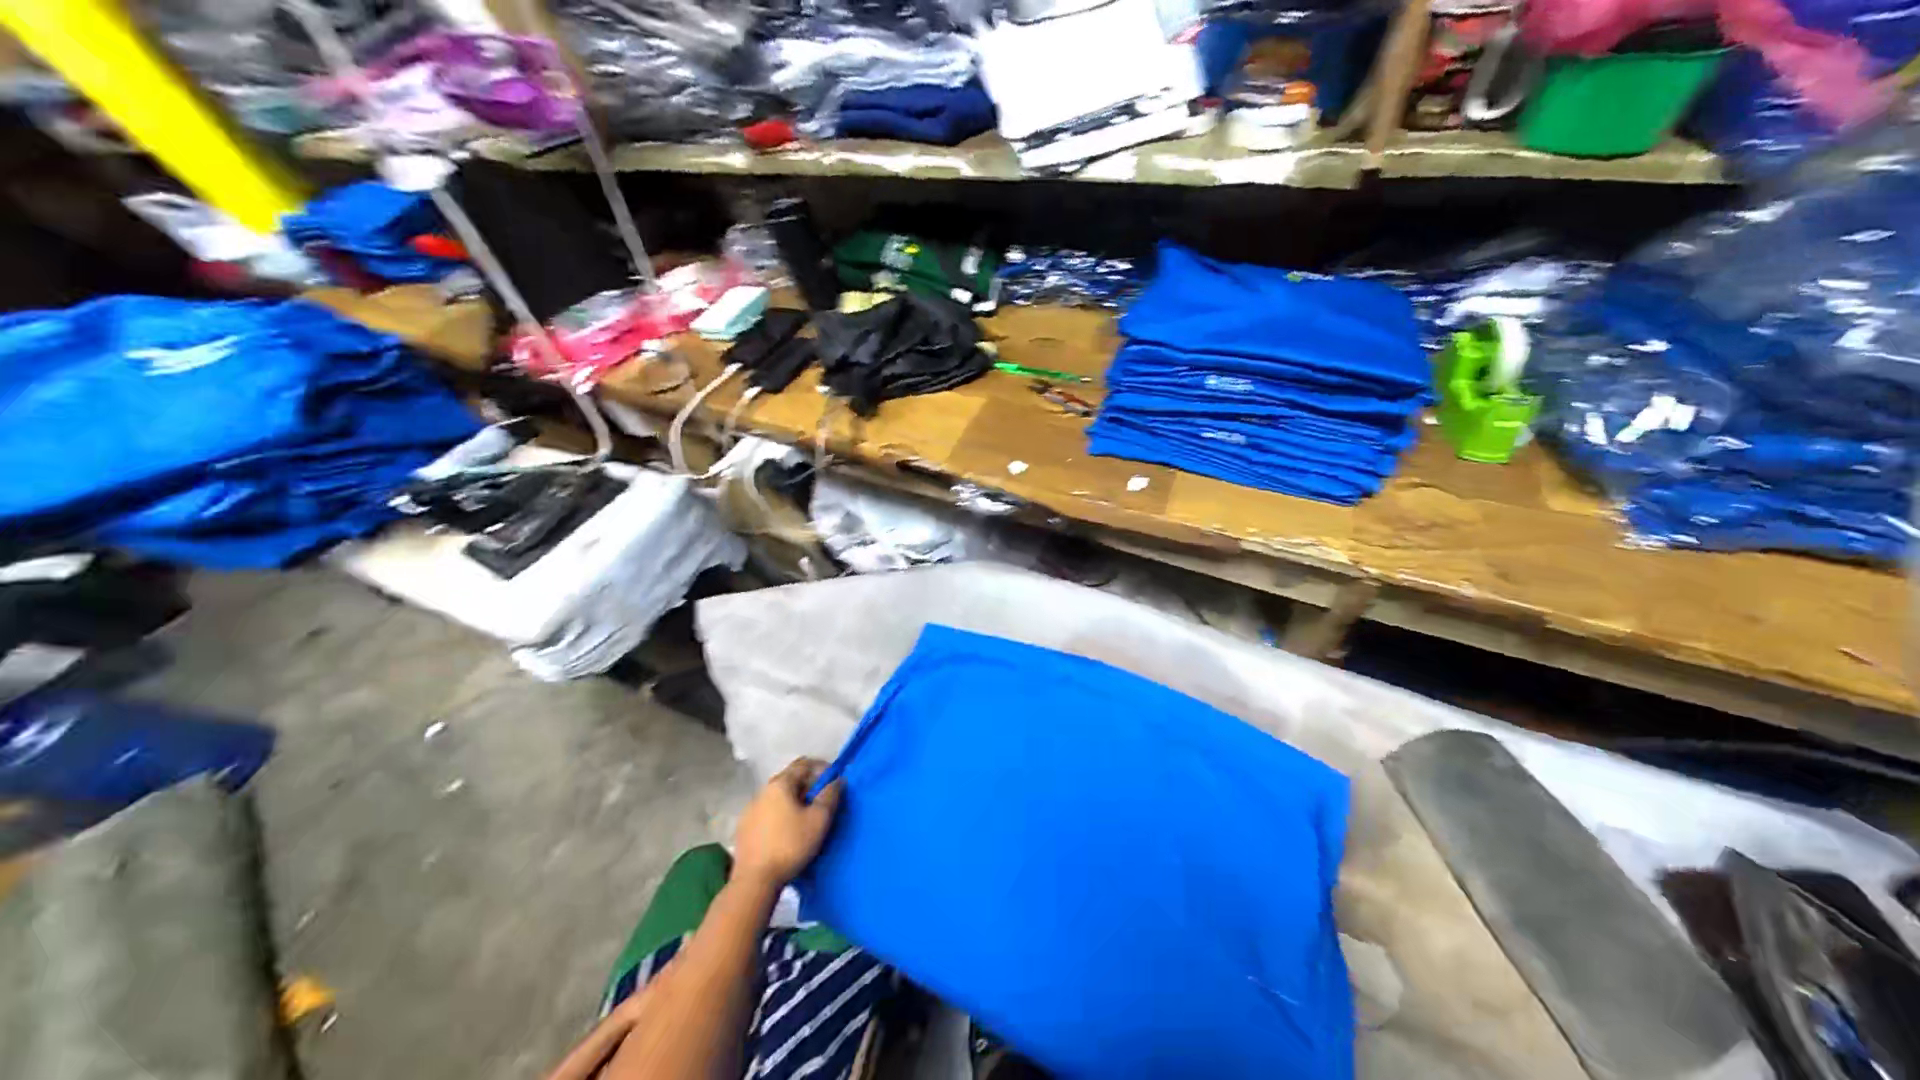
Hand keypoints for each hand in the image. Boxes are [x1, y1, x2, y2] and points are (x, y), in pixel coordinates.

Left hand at [733, 758, 843, 889]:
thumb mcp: (819, 820)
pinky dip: (780, 815)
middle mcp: (762, 791)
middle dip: (808, 786)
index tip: (834, 781)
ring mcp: (749, 810)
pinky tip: (786, 832)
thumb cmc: (791, 845)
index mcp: (780, 784)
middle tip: (823, 802)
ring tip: (806, 818)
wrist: (755, 880)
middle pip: (789, 780)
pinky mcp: (743, 829)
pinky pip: (767, 813)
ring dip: (793, 801)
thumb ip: (830, 795)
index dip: (821, 768)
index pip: (803, 764)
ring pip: (777, 797)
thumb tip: (836, 780)